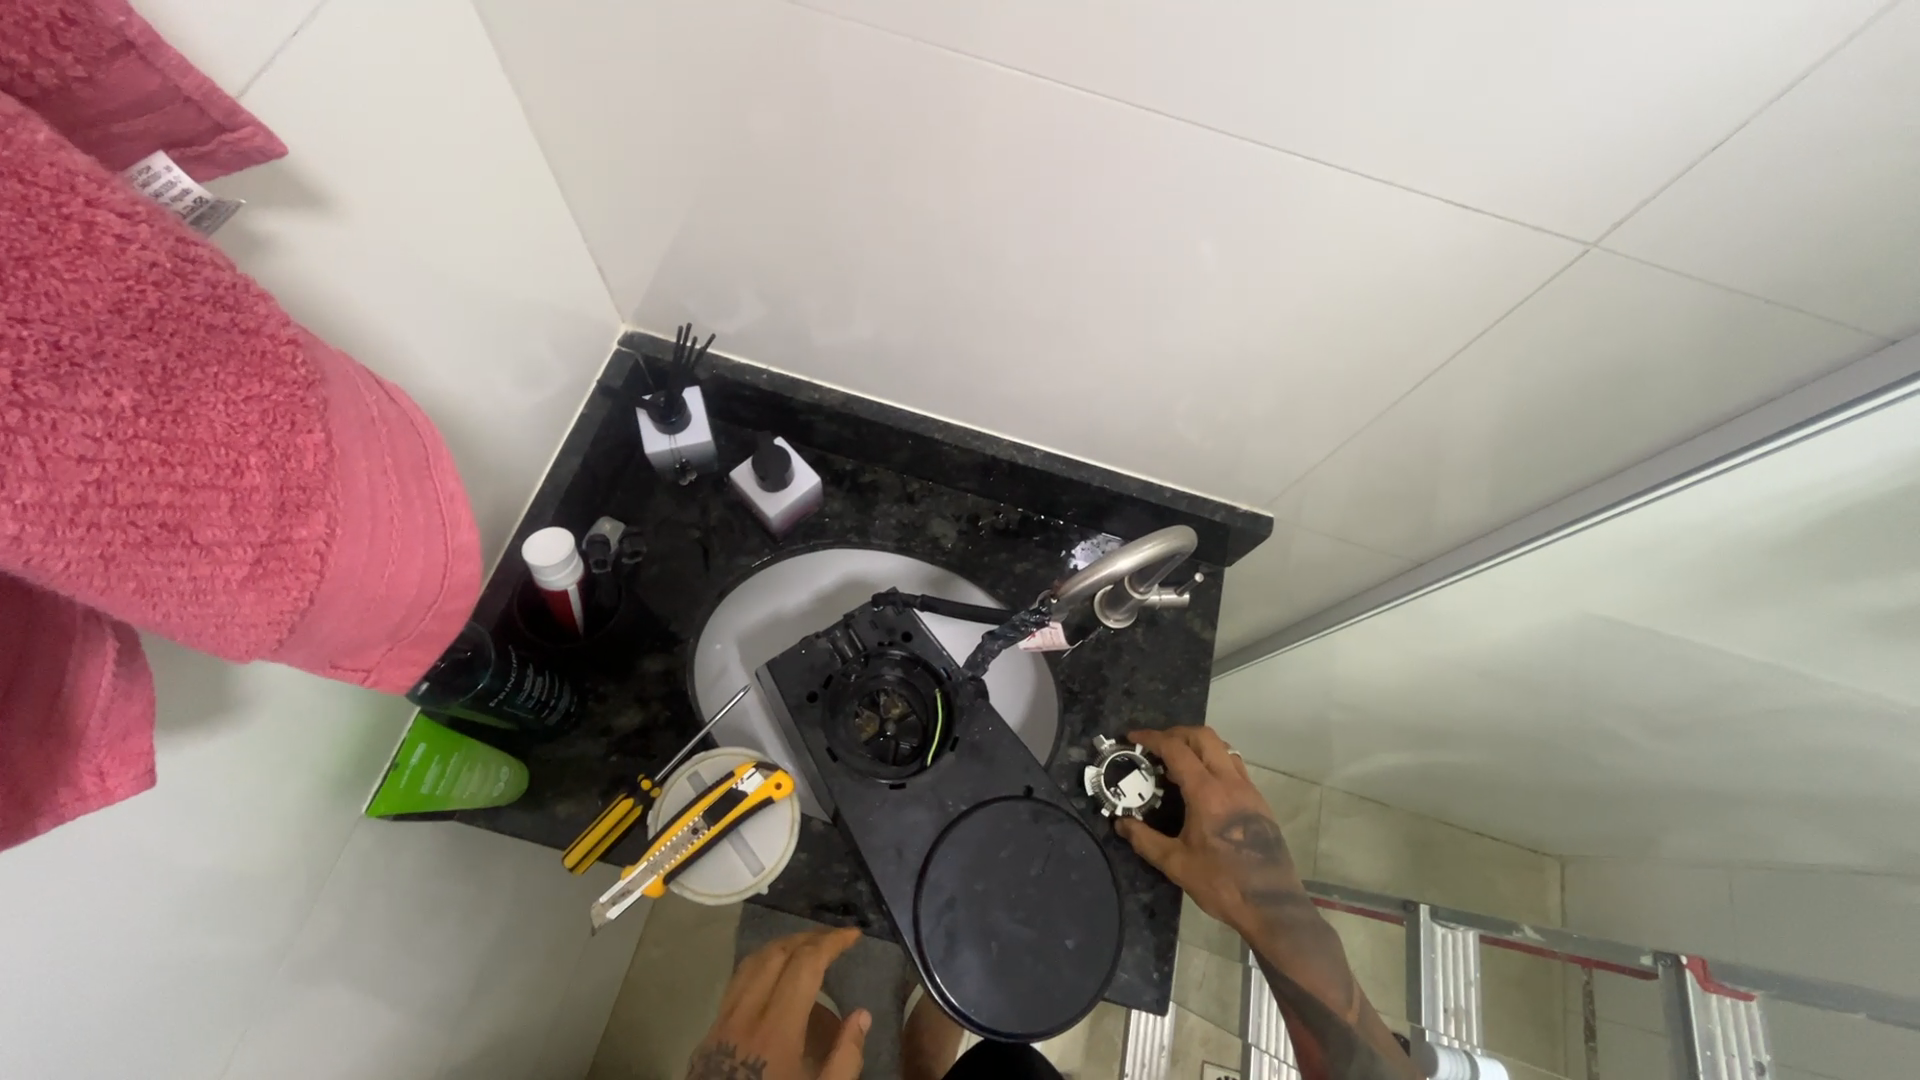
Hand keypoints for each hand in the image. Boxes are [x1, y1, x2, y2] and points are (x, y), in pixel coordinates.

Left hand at [687, 926, 870, 1079]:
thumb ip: (845, 1060)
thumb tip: (861, 1016)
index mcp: (776, 1031)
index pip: (805, 964)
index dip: (831, 943)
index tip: (854, 936)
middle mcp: (745, 1017)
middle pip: (776, 954)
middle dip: (808, 938)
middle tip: (835, 940)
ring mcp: (721, 1024)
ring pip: (751, 964)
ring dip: (783, 947)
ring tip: (808, 950)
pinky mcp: (708, 1037)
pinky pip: (736, 984)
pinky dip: (760, 968)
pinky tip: (775, 981)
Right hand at [1114, 726, 1303, 937]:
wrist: (1273, 907)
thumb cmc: (1222, 884)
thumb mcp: (1176, 864)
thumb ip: (1144, 839)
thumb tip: (1121, 824)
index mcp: (1207, 793)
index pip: (1176, 749)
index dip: (1152, 738)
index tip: (1133, 737)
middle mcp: (1230, 783)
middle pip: (1203, 737)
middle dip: (1176, 733)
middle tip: (1156, 746)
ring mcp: (1249, 790)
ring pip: (1223, 748)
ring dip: (1198, 745)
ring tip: (1177, 762)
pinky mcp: (1259, 803)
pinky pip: (1234, 766)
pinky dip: (1214, 761)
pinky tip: (1202, 784)